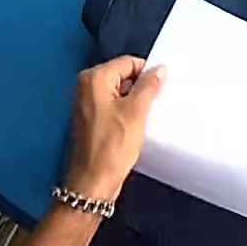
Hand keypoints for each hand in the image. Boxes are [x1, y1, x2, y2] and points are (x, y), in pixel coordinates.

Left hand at [64, 56, 165, 201]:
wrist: (93, 183)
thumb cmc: (114, 145)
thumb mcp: (136, 112)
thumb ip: (149, 86)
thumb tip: (159, 68)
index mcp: (94, 78)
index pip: (128, 62)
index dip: (146, 73)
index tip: (160, 89)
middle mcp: (86, 85)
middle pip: (122, 74)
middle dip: (140, 86)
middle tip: (155, 102)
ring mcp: (86, 101)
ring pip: (119, 90)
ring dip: (134, 100)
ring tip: (146, 114)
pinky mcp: (90, 117)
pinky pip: (112, 103)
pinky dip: (125, 109)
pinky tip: (136, 123)